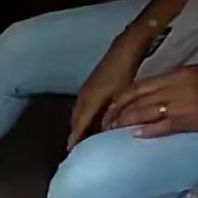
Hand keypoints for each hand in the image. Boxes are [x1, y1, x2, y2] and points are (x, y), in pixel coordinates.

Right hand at [69, 27, 155, 148]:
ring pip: (79, 113)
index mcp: (89, 101)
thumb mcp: (121, 95)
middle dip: (76, 133)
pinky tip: (92, 119)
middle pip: (76, 120)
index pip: (79, 125)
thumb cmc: (126, 71)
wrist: (126, 47)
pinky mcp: (90, 86)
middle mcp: (83, 97)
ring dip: (80, 124)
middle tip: (77, 146)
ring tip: (83, 135)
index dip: (76, 138)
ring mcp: (85, 91)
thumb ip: (111, 115)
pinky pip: (83, 106)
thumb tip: (105, 131)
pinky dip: (84, 115)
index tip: (71, 151)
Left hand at [102, 62, 197, 138]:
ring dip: (127, 123)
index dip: (120, 99)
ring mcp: (183, 104)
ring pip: (146, 113)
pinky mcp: (192, 120)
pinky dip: (147, 131)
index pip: (139, 86)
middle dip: (117, 113)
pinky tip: (136, 135)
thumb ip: (170, 83)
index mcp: (178, 74)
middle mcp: (177, 88)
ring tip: (114, 131)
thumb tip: (146, 95)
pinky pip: (163, 126)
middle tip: (105, 124)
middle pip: (137, 101)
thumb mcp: (196, 73)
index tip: (108, 108)